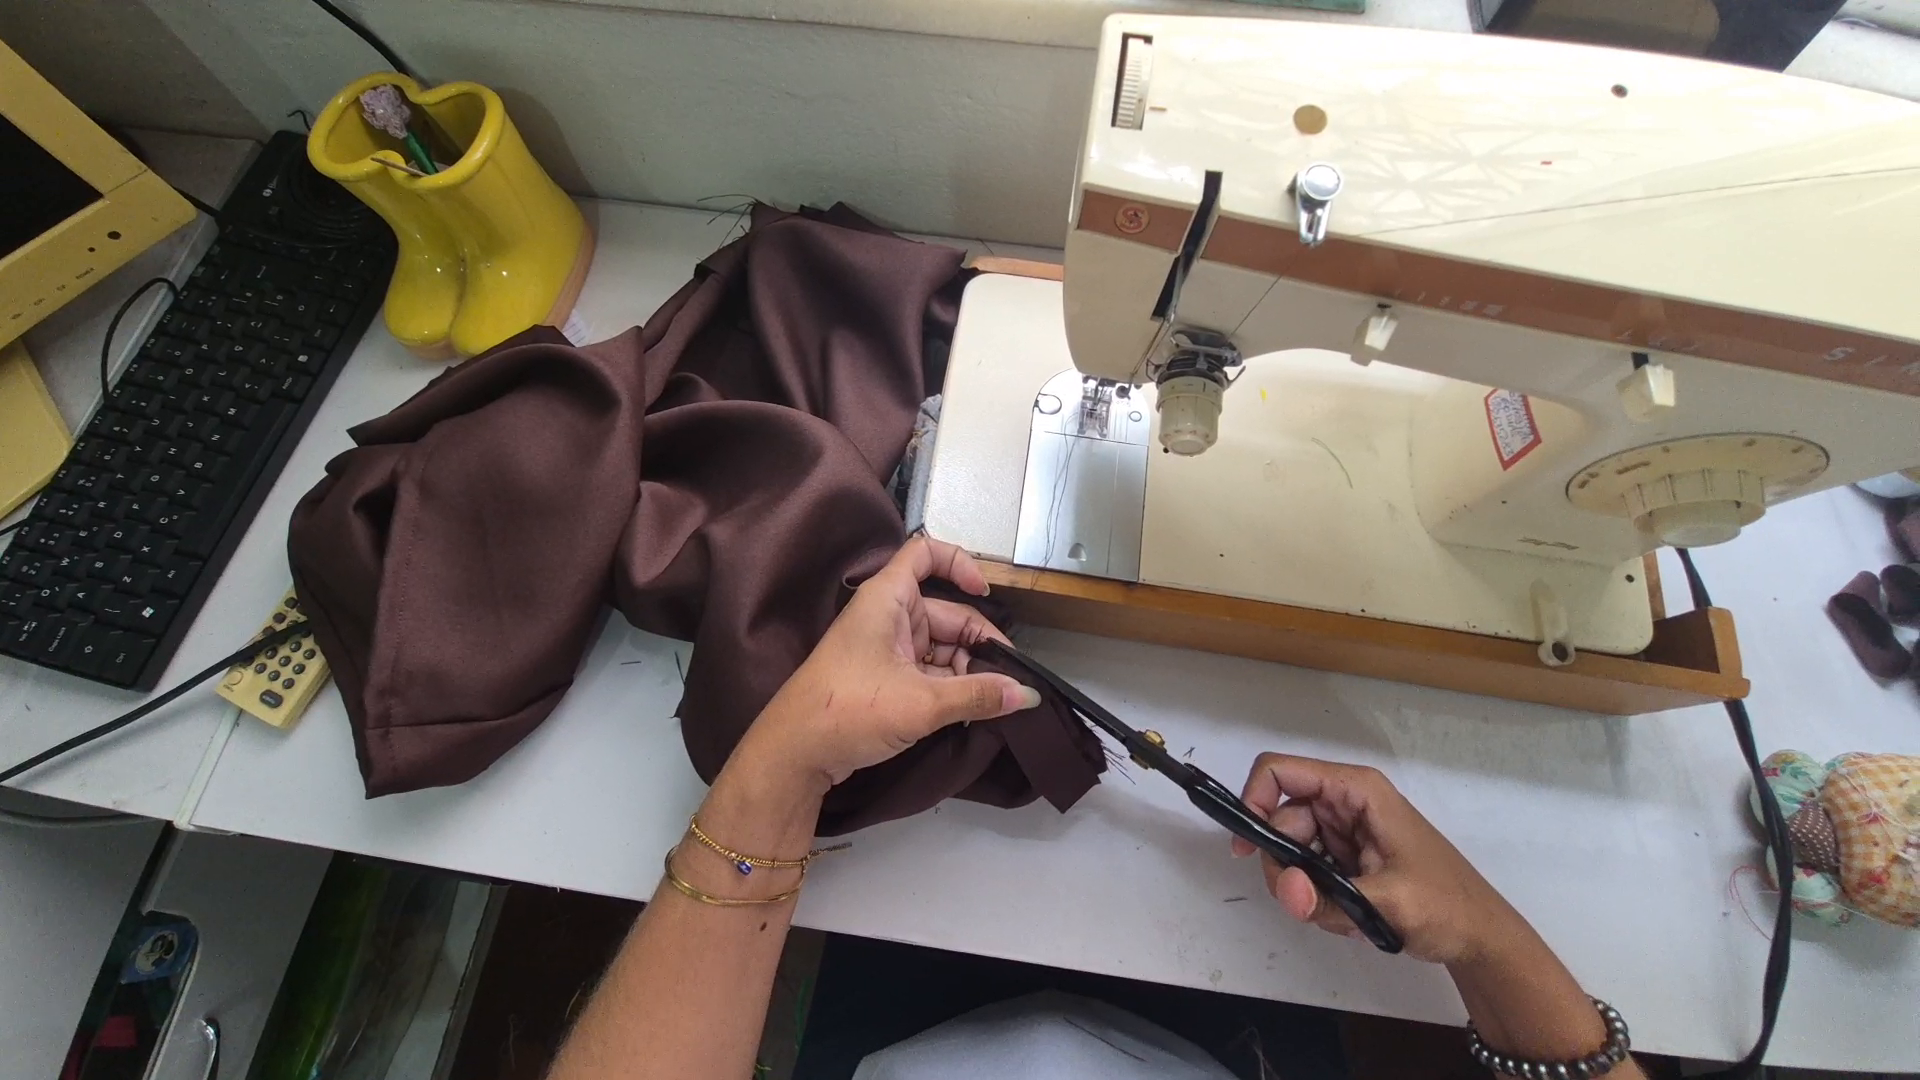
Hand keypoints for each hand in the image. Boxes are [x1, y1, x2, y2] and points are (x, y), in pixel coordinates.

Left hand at [733, 537, 1042, 795]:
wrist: (794, 755)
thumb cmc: (848, 710)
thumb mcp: (922, 703)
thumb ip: (978, 696)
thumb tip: (1027, 695)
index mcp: (887, 598)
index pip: (925, 553)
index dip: (960, 563)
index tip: (985, 593)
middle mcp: (887, 615)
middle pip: (946, 612)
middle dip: (978, 643)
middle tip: (1008, 678)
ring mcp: (885, 647)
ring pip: (940, 645)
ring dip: (966, 669)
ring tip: (992, 700)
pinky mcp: (884, 676)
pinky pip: (928, 669)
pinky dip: (949, 685)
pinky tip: (971, 708)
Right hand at [1233, 754, 1525, 964]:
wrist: (1484, 942)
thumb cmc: (1447, 908)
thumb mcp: (1389, 904)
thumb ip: (1330, 898)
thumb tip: (1285, 888)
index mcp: (1355, 790)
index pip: (1279, 771)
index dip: (1253, 800)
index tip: (1248, 848)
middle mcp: (1344, 800)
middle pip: (1280, 817)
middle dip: (1284, 862)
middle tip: (1303, 903)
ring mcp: (1343, 826)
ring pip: (1290, 846)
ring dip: (1303, 884)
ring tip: (1341, 916)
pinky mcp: (1344, 852)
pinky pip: (1307, 866)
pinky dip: (1315, 893)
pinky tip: (1346, 915)